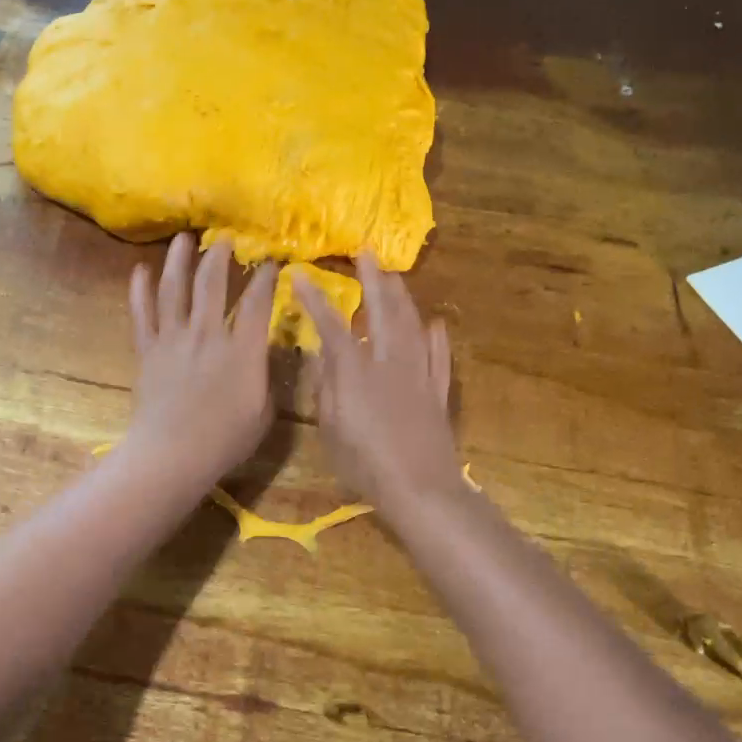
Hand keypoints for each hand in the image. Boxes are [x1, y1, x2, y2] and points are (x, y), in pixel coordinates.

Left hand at [123, 233, 278, 485]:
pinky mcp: (147, 350)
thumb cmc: (225, 440)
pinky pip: (141, 312)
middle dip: (220, 255)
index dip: (266, 278)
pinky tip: (141, 271)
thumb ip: (266, 377)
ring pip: (174, 287)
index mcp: (243, 350)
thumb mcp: (263, 412)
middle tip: (224, 239)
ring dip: (179, 259)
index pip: (258, 301)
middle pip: (212, 282)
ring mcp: (173, 339)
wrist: (172, 454)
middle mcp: (208, 334)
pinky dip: (140, 289)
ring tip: (184, 239)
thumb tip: (267, 353)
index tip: (271, 263)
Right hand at [295, 256, 461, 514]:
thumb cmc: (365, 464)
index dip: (316, 299)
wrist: (420, 487)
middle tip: (366, 254)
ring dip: (403, 296)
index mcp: (356, 371)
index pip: (332, 325)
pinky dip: (435, 336)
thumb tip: (322, 354)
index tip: (301, 276)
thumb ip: (326, 387)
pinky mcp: (438, 391)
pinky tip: (434, 323)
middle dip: (373, 279)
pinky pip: (439, 355)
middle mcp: (389, 361)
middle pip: (383, 310)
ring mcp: (419, 374)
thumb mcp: (331, 429)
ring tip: (395, 277)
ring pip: (412, 323)